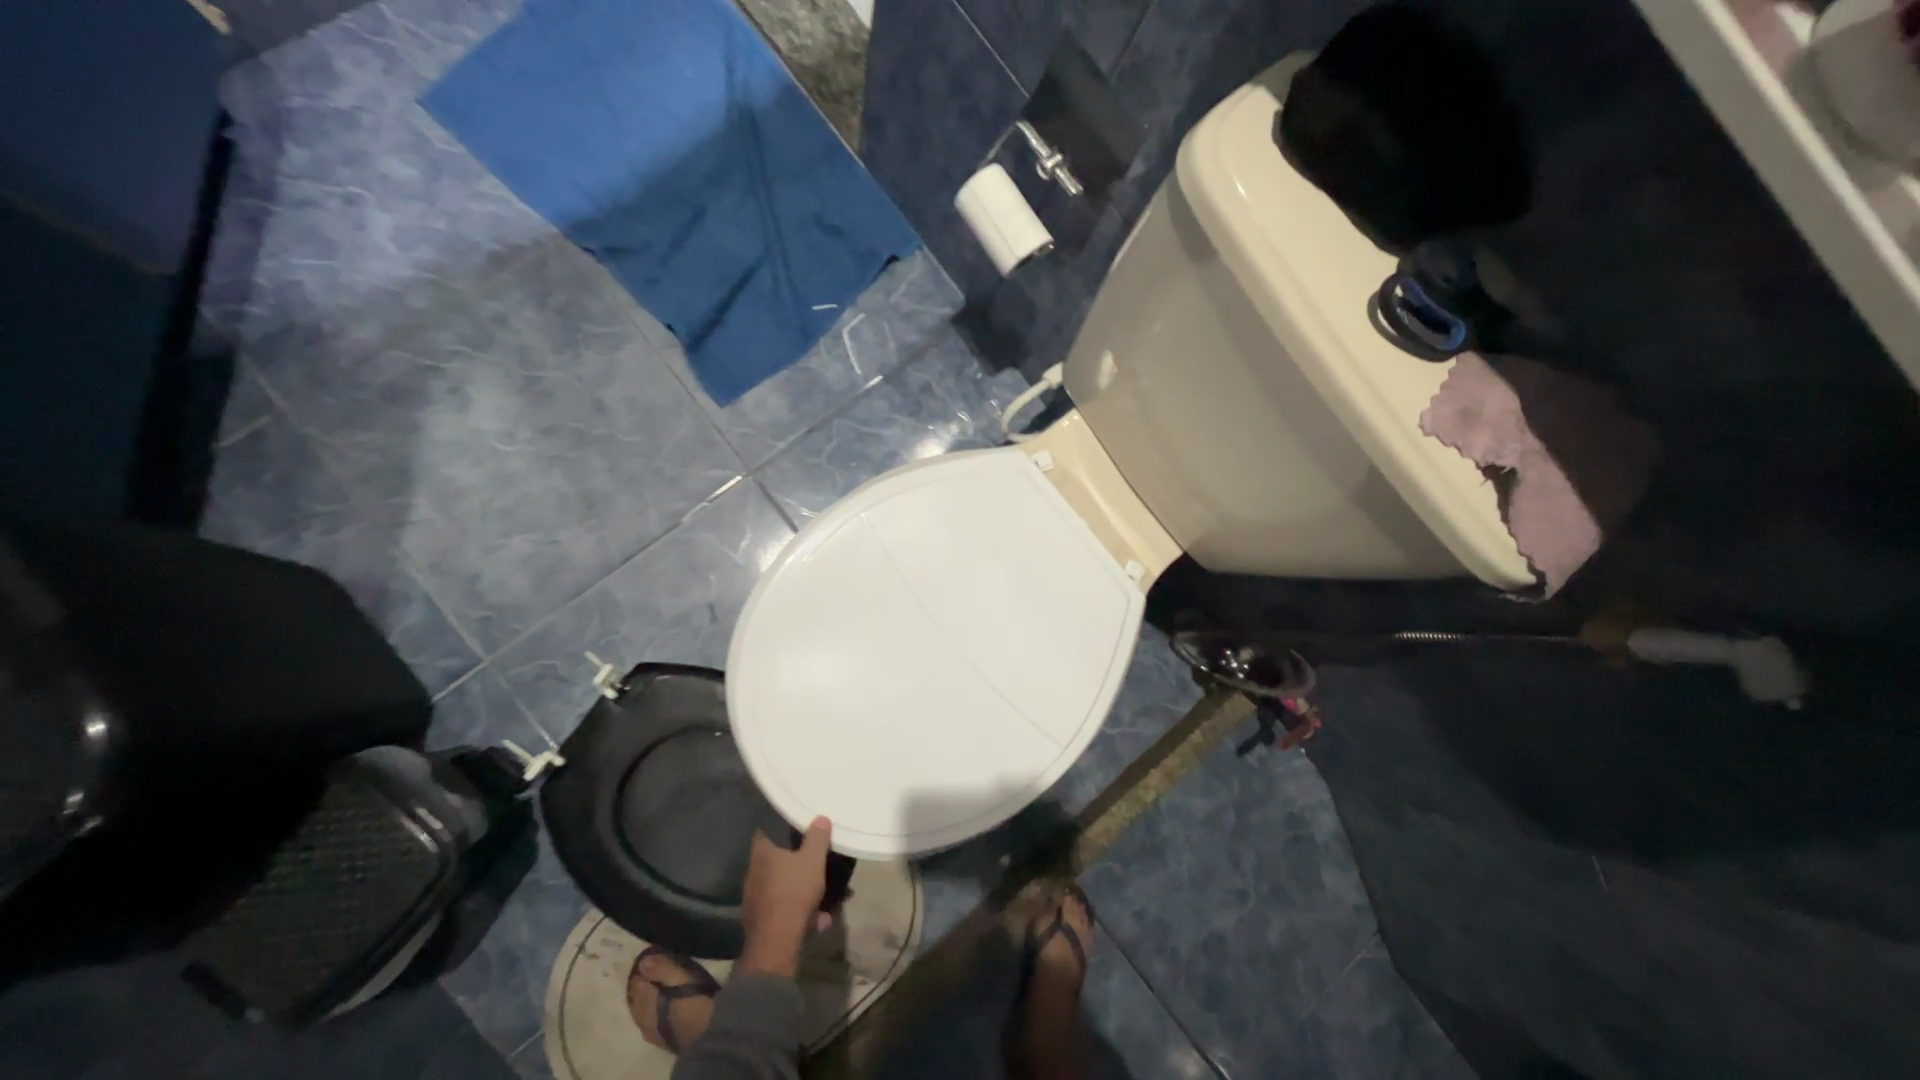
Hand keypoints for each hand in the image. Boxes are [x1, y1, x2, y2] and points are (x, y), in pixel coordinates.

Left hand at [737, 816, 832, 977]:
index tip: (798, 828)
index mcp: (762, 851)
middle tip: (814, 863)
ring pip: (781, 884)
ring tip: (822, 898)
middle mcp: (753, 870)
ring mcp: (753, 895)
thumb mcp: (813, 860)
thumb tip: (820, 818)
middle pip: (775, 858)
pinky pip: (781, 905)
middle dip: (796, 861)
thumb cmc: (794, 891)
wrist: (775, 939)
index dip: (781, 827)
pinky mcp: (758, 916)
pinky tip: (817, 920)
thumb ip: (817, 838)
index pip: (766, 829)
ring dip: (800, 889)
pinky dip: (798, 909)